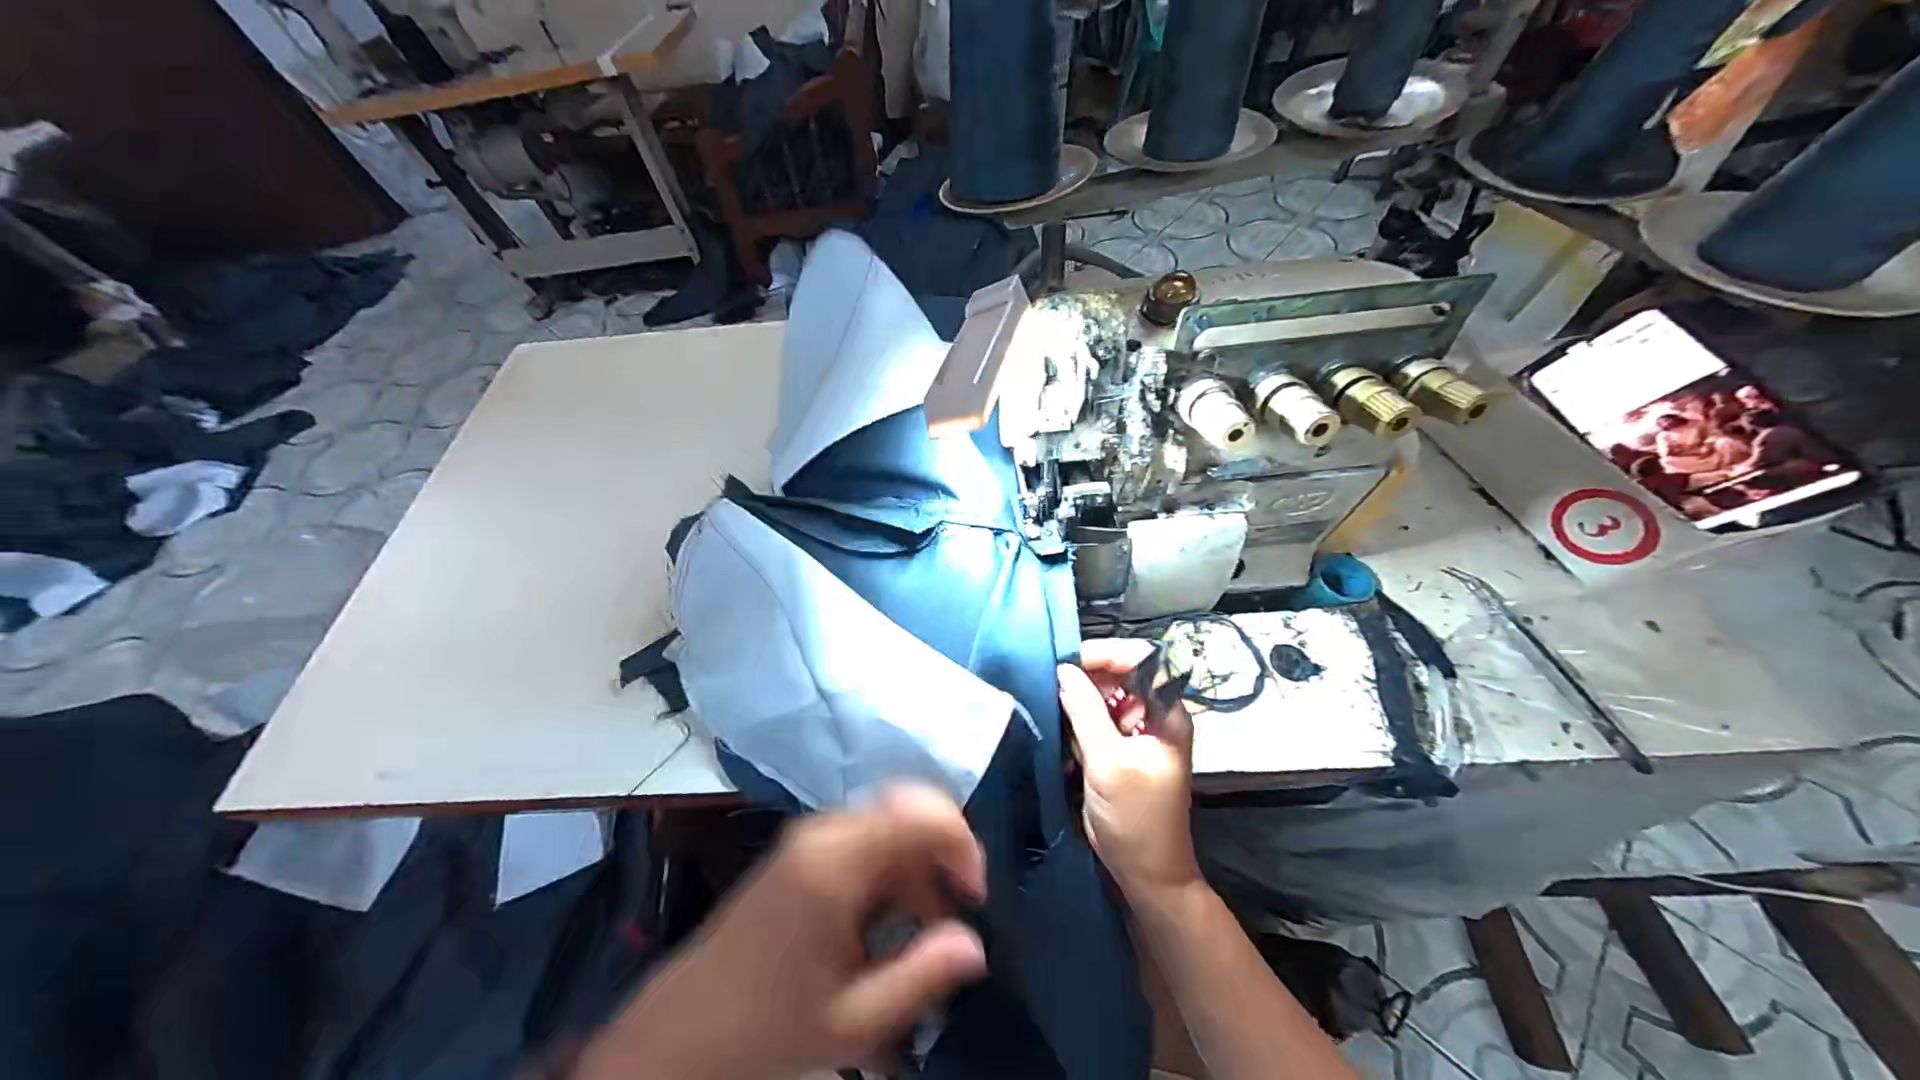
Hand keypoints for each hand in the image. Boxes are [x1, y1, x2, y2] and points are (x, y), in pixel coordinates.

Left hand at [578, 785, 988, 1079]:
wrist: (682, 1030)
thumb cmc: (768, 1026)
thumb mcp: (854, 1019)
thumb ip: (922, 976)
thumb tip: (975, 945)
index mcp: (836, 862)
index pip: (919, 812)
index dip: (960, 842)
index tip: (972, 894)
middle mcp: (823, 833)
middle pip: (905, 811)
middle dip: (940, 856)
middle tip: (952, 914)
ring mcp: (807, 839)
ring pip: (886, 825)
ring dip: (915, 867)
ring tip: (922, 930)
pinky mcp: (799, 852)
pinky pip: (862, 840)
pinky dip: (888, 870)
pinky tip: (886, 922)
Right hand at [1058, 638, 1200, 902]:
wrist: (1146, 873)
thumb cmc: (1136, 819)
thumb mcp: (1107, 762)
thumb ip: (1084, 712)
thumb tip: (1062, 671)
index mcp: (1166, 713)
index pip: (1140, 660)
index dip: (1106, 654)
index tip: (1068, 663)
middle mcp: (1153, 715)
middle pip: (1118, 675)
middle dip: (1084, 677)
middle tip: (1049, 684)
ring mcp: (1135, 732)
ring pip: (1102, 697)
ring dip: (1076, 700)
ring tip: (1050, 706)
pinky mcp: (1117, 749)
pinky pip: (1094, 720)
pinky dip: (1076, 721)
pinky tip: (1060, 729)